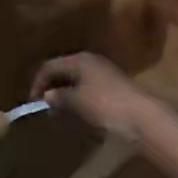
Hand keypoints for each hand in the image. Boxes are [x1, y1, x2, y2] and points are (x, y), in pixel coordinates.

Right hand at [31, 53, 162, 140]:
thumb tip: (47, 96)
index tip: (33, 101)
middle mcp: (90, 62)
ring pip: (75, 79)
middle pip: (62, 70)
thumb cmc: (106, 104)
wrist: (144, 117)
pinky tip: (76, 110)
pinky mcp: (111, 86)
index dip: (38, 82)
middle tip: (44, 105)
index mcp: (79, 60)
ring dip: (64, 93)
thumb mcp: (77, 100)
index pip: (50, 66)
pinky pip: (86, 87)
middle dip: (51, 87)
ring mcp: (102, 73)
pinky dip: (76, 97)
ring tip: (58, 110)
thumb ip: (59, 96)